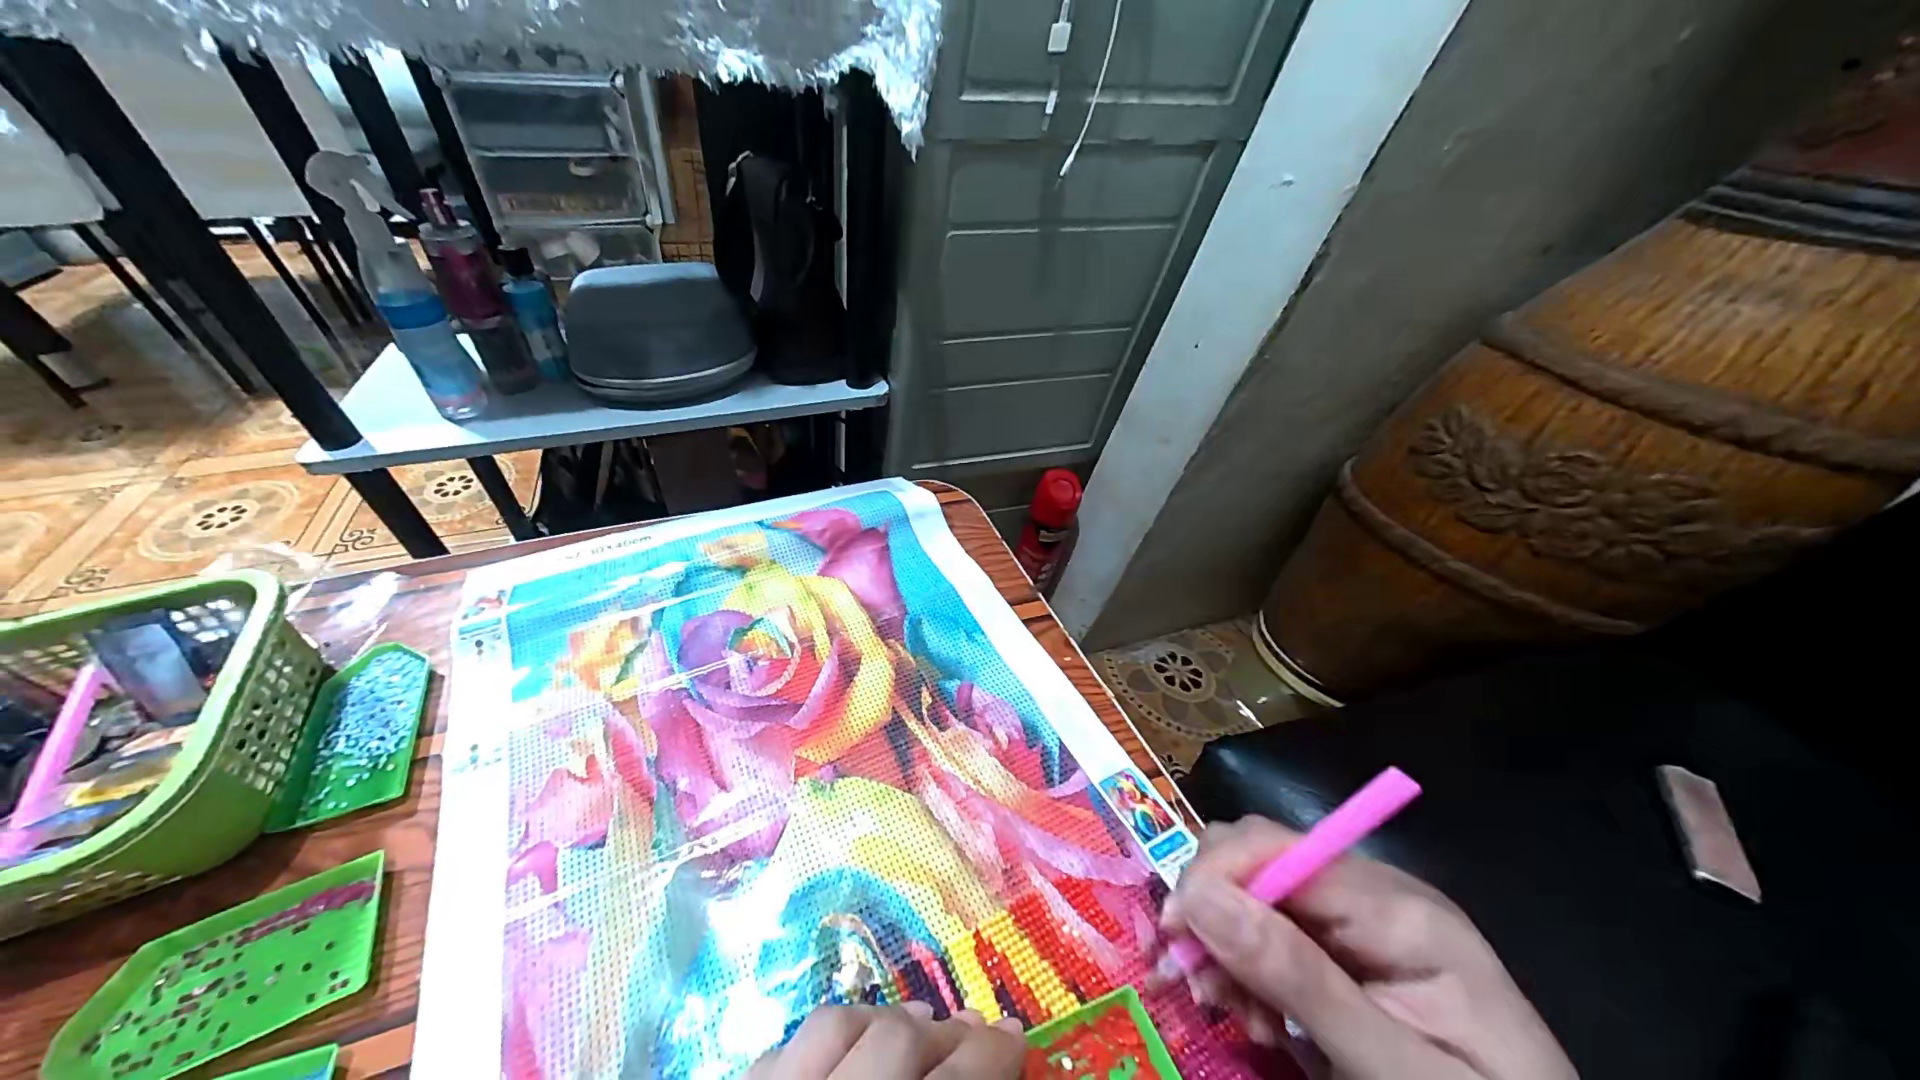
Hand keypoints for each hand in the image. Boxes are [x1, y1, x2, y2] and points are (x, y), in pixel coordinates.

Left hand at [745, 1003, 1026, 1079]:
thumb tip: (987, 1057)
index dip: (992, 1058)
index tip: (1017, 1038)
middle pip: (894, 1043)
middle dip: (945, 1033)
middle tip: (976, 1032)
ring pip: (835, 1024)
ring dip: (888, 1018)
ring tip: (922, 1022)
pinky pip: (784, 1046)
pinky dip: (827, 1039)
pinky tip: (855, 1037)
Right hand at [1157, 817, 1576, 1079]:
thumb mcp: (1392, 1068)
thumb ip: (1297, 978)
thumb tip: (1198, 896)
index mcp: (1400, 910)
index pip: (1279, 848)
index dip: (1214, 876)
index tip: (1172, 936)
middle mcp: (1375, 895)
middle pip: (1260, 860)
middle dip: (1210, 908)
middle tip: (1190, 979)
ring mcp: (1361, 923)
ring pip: (1255, 892)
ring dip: (1220, 942)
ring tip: (1220, 1006)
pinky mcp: (1349, 953)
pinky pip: (1272, 931)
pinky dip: (1242, 963)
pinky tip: (1247, 1009)